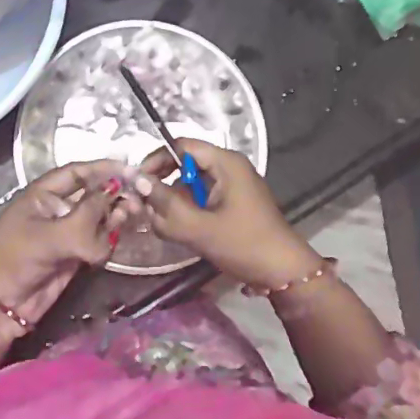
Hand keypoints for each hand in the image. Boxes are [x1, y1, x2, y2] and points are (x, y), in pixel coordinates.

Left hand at [0, 160, 136, 324]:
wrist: (0, 307)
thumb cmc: (15, 260)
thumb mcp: (50, 235)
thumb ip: (86, 215)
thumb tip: (115, 196)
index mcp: (43, 194)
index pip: (77, 172)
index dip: (103, 168)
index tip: (129, 169)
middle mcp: (57, 209)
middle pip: (93, 194)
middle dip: (114, 194)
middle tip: (136, 197)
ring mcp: (67, 233)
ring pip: (99, 217)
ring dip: (115, 215)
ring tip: (129, 215)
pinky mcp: (76, 255)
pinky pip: (99, 240)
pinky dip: (109, 238)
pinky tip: (115, 237)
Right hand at [137, 140, 320, 290]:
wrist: (283, 272)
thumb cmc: (244, 244)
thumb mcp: (199, 227)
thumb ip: (166, 204)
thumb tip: (136, 181)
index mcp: (226, 162)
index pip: (182, 146)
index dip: (157, 160)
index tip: (138, 183)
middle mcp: (228, 167)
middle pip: (185, 166)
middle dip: (164, 187)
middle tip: (147, 209)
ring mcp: (231, 186)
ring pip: (190, 186)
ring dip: (175, 204)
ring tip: (165, 227)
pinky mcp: (231, 204)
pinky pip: (201, 199)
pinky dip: (188, 213)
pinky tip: (180, 232)